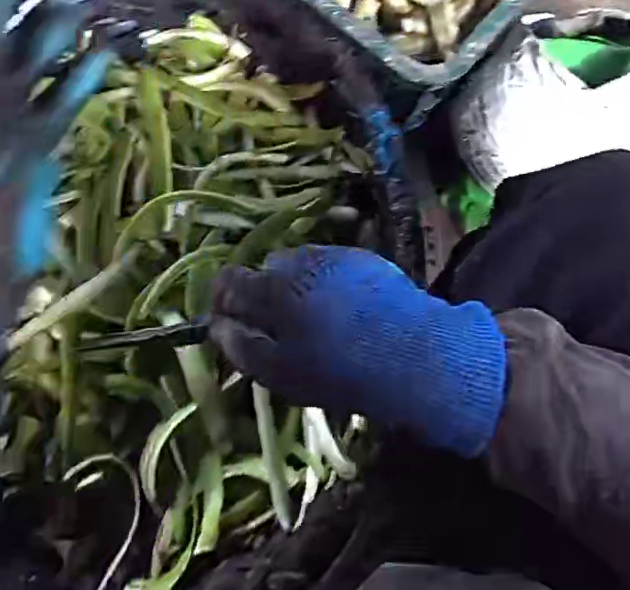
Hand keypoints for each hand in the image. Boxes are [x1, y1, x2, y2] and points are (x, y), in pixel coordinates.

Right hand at [209, 245, 506, 457]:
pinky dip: (324, 282)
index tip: (224, 314)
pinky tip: (341, 309)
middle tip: (275, 324)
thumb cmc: (339, 371)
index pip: (231, 281)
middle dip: (262, 293)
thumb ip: (243, 347)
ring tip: (312, 317)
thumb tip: (217, 329)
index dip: (222, 296)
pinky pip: (328, 266)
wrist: (412, 352)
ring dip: (295, 285)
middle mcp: (298, 262)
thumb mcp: (282, 372)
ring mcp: (331, 256)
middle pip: (265, 271)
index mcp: (273, 289)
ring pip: (298, 267)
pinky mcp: (360, 259)